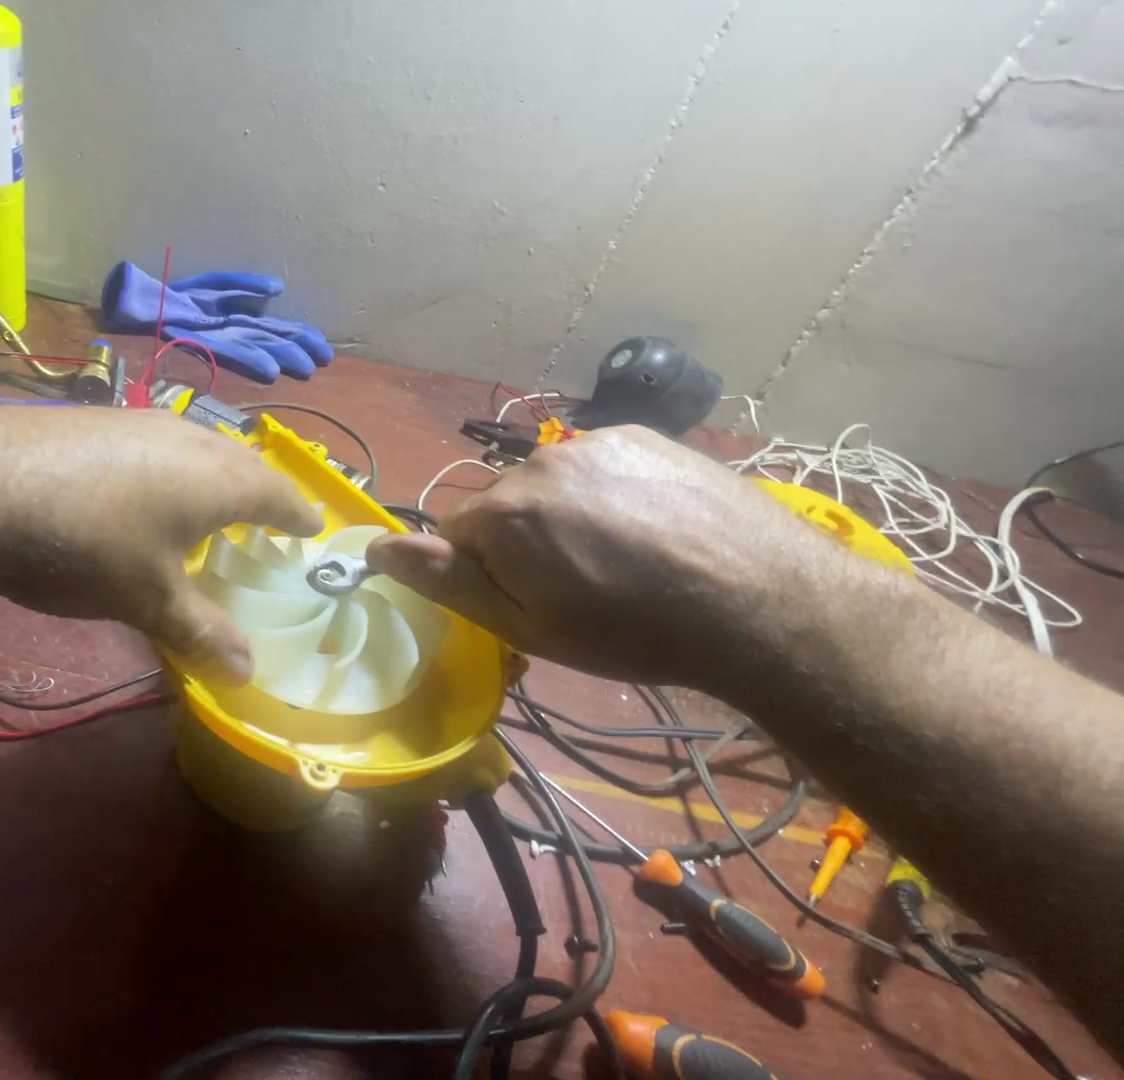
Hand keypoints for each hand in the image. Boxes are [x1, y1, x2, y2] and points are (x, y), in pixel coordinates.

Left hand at [0, 406, 322, 681]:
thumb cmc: (87, 545)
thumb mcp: (148, 599)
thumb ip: (201, 632)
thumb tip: (246, 673)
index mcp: (217, 479)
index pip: (277, 493)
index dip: (298, 513)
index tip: (313, 528)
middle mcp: (187, 438)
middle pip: (240, 462)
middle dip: (258, 490)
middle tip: (266, 516)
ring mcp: (136, 421)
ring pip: (195, 446)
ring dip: (210, 474)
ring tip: (208, 502)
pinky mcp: (93, 419)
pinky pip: (152, 443)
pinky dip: (166, 467)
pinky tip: (137, 488)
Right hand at [365, 426, 852, 689]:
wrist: (766, 605)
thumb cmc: (632, 633)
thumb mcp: (527, 627)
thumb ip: (448, 581)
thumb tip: (376, 546)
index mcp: (503, 514)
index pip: (452, 537)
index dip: (482, 575)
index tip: (528, 602)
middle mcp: (538, 462)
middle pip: (500, 507)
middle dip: (519, 542)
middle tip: (577, 586)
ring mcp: (593, 442)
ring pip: (546, 484)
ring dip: (561, 513)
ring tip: (620, 555)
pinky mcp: (640, 435)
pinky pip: (593, 465)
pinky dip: (602, 491)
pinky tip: (648, 524)